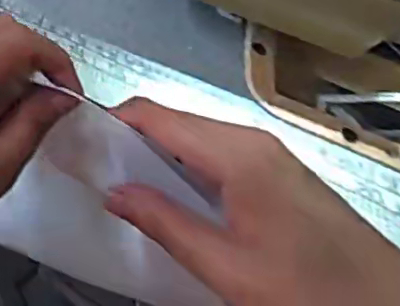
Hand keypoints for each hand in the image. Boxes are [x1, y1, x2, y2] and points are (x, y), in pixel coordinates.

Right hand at [104, 100, 399, 305]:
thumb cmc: (315, 295)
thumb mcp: (232, 272)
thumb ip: (166, 224)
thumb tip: (113, 192)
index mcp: (233, 150)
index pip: (152, 112)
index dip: (112, 121)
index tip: (84, 145)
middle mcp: (250, 137)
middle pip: (172, 121)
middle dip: (135, 142)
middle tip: (108, 175)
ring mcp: (272, 153)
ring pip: (196, 137)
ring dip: (163, 157)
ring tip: (142, 192)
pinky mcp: (286, 173)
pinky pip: (221, 153)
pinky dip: (193, 168)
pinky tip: (191, 203)